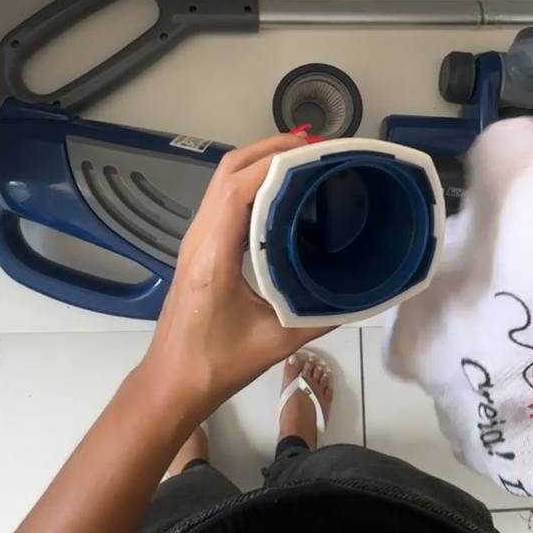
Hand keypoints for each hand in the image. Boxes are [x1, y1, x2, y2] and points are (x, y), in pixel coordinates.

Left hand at [140, 132, 333, 419]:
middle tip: (317, 149)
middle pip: (229, 170)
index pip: (237, 189)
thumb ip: (320, 315)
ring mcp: (196, 237)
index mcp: (213, 256)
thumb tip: (361, 293)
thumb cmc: (215, 365)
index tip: (314, 154)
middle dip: (271, 149)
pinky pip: (224, 195)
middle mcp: (200, 236)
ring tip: (305, 160)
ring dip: (262, 160)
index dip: (275, 164)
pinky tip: (283, 190)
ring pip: (224, 178)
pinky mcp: (200, 243)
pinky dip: (254, 179)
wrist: (171, 383)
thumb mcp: (276, 342)